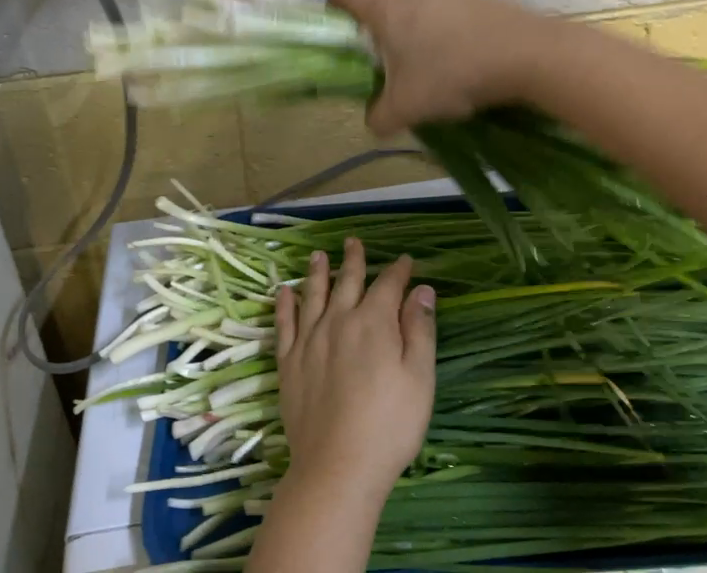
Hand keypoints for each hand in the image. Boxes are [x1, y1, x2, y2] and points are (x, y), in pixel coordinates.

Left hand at [273, 239, 436, 500]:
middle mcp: (338, 321)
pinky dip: (285, 304)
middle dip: (354, 260)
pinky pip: (284, 323)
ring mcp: (309, 340)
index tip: (405, 260)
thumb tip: (422, 290)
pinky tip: (284, 292)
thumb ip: (419, 331)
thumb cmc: (389, 426)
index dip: (398, 271)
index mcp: (374, 323)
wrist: (337, 465)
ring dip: (317, 272)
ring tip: (318, 255)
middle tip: (353, 242)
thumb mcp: (419, 379)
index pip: (387, 285)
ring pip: (313, 295)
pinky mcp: (288, 362)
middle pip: (347, 282)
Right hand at [329, 0, 561, 135]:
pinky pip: (449, 16)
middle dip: (379, 39)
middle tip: (390, 74)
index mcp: (384, 6)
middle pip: (380, 7)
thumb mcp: (406, 108)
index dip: (332, 14)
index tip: (342, 43)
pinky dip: (447, 38)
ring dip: (415, 39)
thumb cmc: (452, 73)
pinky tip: (466, 66)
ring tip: (433, 75)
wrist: (528, 54)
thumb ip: (378, 117)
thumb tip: (373, 120)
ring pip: (416, 12)